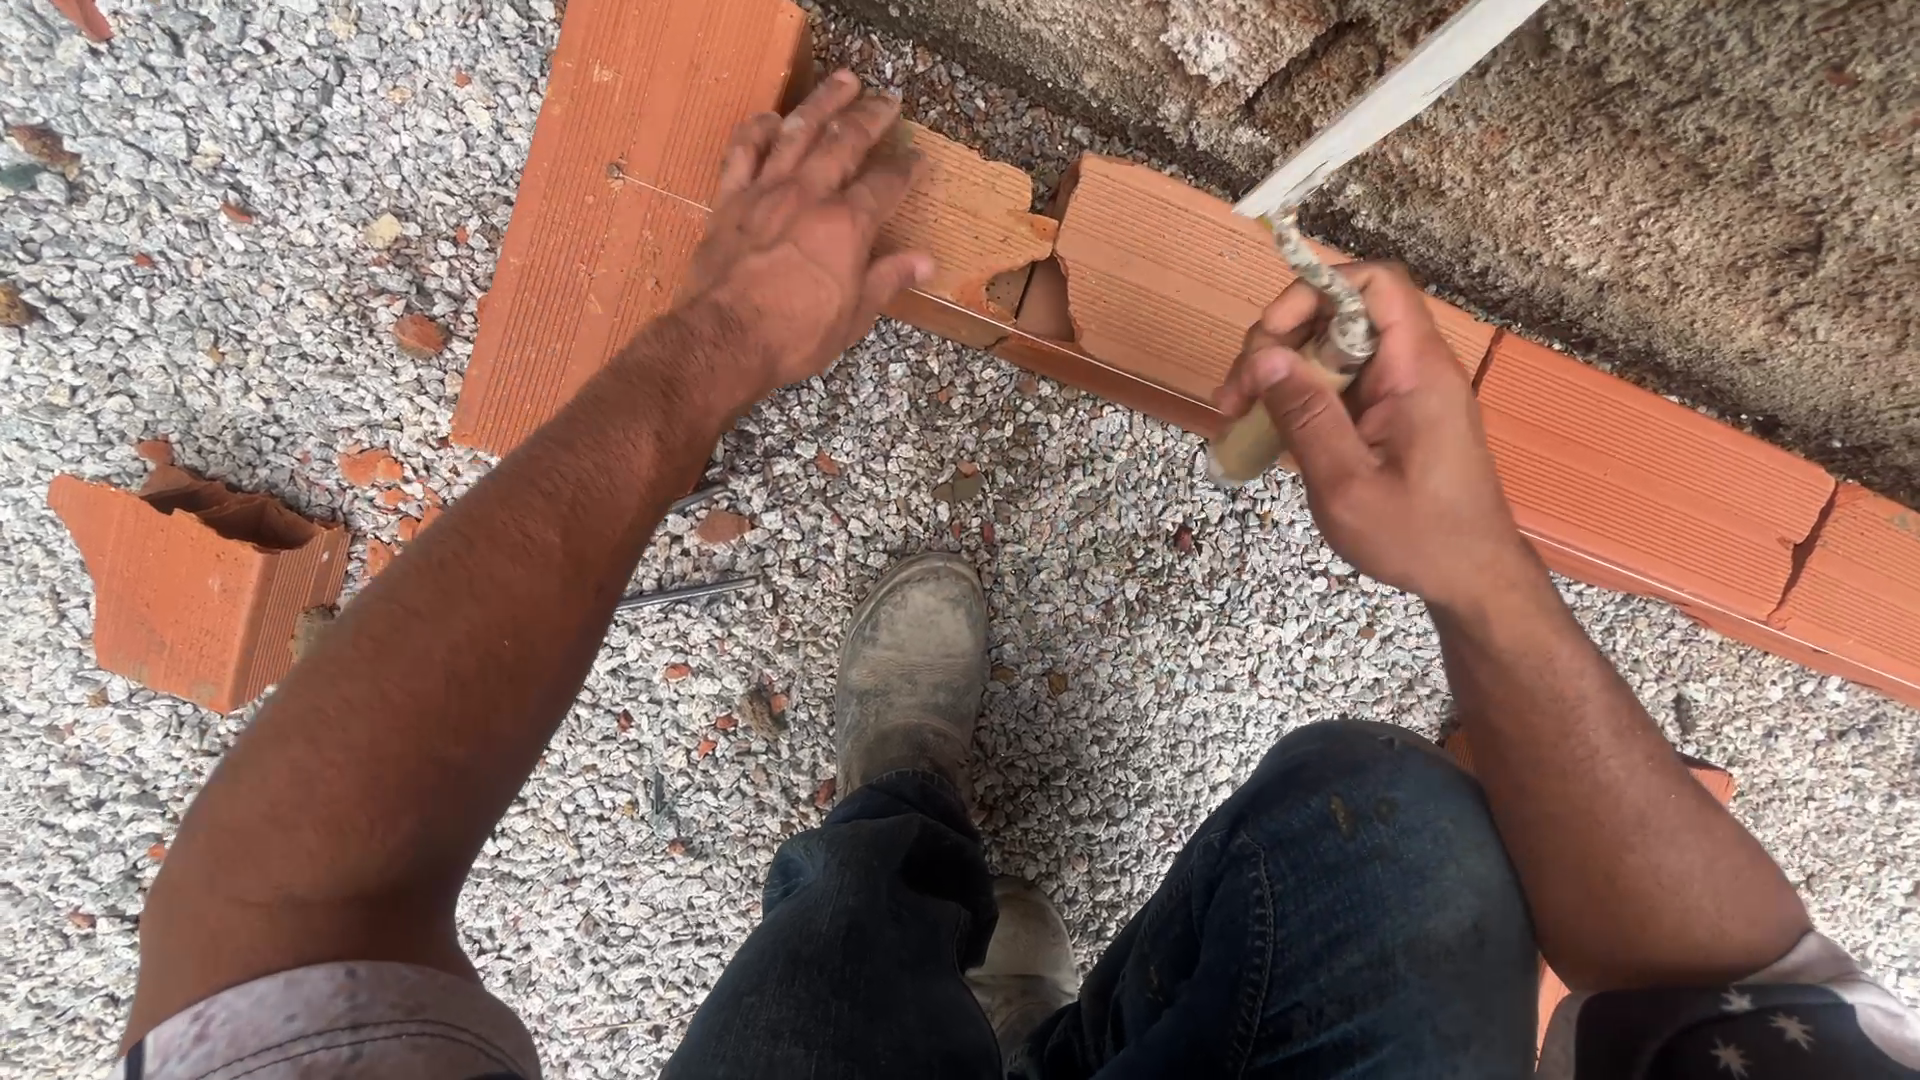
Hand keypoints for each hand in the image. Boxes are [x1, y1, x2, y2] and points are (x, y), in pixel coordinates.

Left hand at [677, 70, 934, 410]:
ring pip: (798, 131)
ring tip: (844, 82)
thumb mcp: (854, 316)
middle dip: (871, 118)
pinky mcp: (731, 200)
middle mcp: (809, 195)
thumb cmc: (797, 336)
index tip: (918, 160)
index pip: (885, 186)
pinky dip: (758, 129)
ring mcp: (766, 192)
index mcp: (847, 226)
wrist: (727, 338)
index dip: (906, 171)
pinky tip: (771, 118)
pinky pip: (743, 150)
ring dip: (823, 102)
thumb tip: (925, 261)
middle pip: (845, 142)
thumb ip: (887, 279)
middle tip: (888, 101)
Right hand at [1213, 262, 1536, 611]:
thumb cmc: (1415, 536)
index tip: (1266, 338)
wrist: (1469, 577)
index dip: (1314, 291)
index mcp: (1415, 371)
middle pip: (1338, 316)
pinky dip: (1294, 399)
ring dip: (1277, 374)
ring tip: (1237, 416)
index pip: (1373, 284)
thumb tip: (1263, 356)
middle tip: (1235, 396)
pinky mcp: (1386, 415)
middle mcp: (1410, 369)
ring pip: (1328, 352)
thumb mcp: (1346, 482)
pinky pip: (1335, 386)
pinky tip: (1264, 430)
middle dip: (1276, 343)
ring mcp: (1398, 392)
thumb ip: (1305, 415)